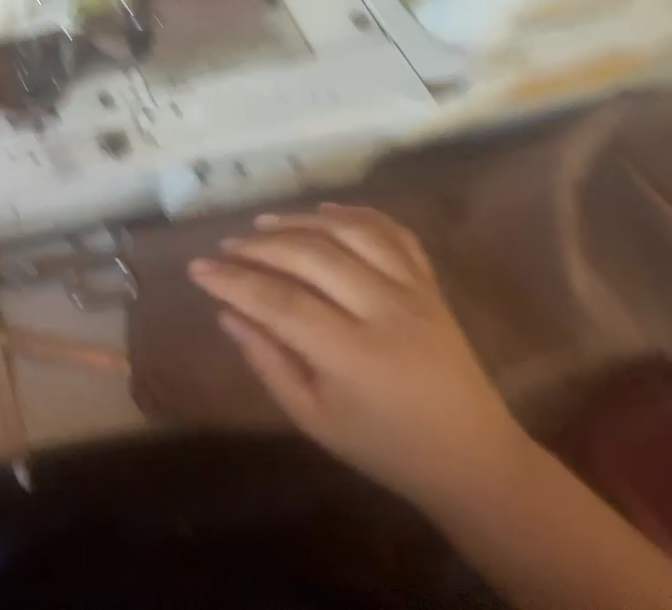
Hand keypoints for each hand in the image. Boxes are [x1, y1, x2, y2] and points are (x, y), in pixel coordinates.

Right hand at [189, 204, 531, 510]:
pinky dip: (357, 216)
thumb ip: (267, 362)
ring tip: (264, 224)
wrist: (474, 459)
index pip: (281, 303)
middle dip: (260, 247)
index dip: (233, 282)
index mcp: (355, 356)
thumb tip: (227, 314)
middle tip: (224, 247)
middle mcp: (387, 313)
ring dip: (302, 221)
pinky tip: (324, 213)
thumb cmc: (383, 446)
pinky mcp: (432, 288)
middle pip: (313, 258)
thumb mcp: (312, 418)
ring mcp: (416, 294)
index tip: (197, 269)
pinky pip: (395, 235)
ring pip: (352, 234)